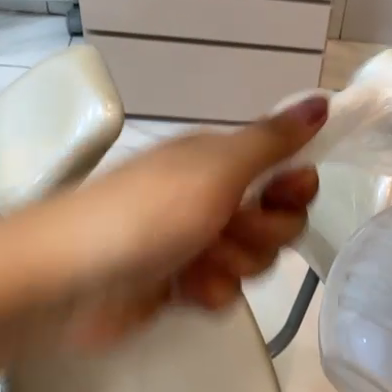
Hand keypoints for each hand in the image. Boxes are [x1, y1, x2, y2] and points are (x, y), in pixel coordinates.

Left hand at [19, 95, 327, 347]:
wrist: (69, 281)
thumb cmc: (147, 213)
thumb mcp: (217, 168)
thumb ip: (274, 141)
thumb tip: (323, 99)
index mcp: (220, 160)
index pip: (286, 170)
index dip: (295, 187)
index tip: (289, 193)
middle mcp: (213, 197)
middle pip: (278, 220)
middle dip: (260, 233)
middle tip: (226, 231)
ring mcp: (196, 242)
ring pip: (255, 261)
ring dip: (232, 266)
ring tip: (195, 265)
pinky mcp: (181, 285)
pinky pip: (225, 292)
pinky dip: (208, 293)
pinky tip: (183, 292)